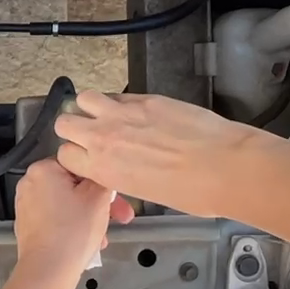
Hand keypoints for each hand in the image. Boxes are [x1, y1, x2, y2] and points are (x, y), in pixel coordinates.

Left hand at [12, 158, 134, 288]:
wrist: (48, 269)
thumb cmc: (72, 232)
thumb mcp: (99, 197)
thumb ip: (104, 178)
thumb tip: (103, 174)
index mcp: (43, 168)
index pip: (80, 165)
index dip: (102, 181)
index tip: (117, 197)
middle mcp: (29, 182)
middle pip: (73, 186)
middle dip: (98, 203)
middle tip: (119, 216)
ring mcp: (26, 204)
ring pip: (67, 204)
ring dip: (88, 216)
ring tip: (103, 235)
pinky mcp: (28, 224)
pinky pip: (56, 218)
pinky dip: (72, 225)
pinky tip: (88, 241)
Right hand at [54, 91, 281, 216]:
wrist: (224, 167)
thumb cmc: (193, 190)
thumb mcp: (145, 193)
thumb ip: (120, 174)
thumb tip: (120, 167)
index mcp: (102, 168)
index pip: (65, 153)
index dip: (74, 153)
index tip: (84, 154)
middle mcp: (104, 138)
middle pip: (64, 121)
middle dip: (75, 126)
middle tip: (91, 131)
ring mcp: (123, 114)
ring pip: (85, 98)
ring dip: (92, 106)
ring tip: (109, 115)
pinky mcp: (146, 99)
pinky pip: (120, 95)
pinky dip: (122, 102)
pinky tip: (140, 113)